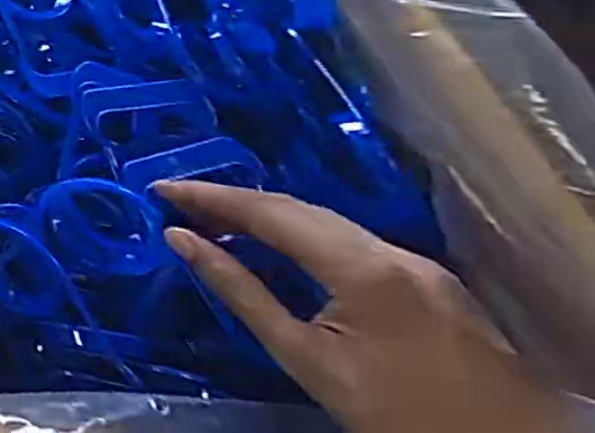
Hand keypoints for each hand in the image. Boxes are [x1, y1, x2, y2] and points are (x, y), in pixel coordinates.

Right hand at [158, 181, 568, 432]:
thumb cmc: (399, 416)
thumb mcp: (306, 358)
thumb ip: (239, 290)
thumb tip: (177, 237)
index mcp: (364, 268)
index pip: (268, 212)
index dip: (208, 196)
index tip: (160, 188)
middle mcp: (396, 255)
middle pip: (298, 210)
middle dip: (234, 201)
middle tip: (179, 201)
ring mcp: (423, 270)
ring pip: (325, 223)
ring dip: (267, 216)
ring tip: (216, 219)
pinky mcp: (437, 287)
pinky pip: (352, 242)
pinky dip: (302, 235)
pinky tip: (276, 244)